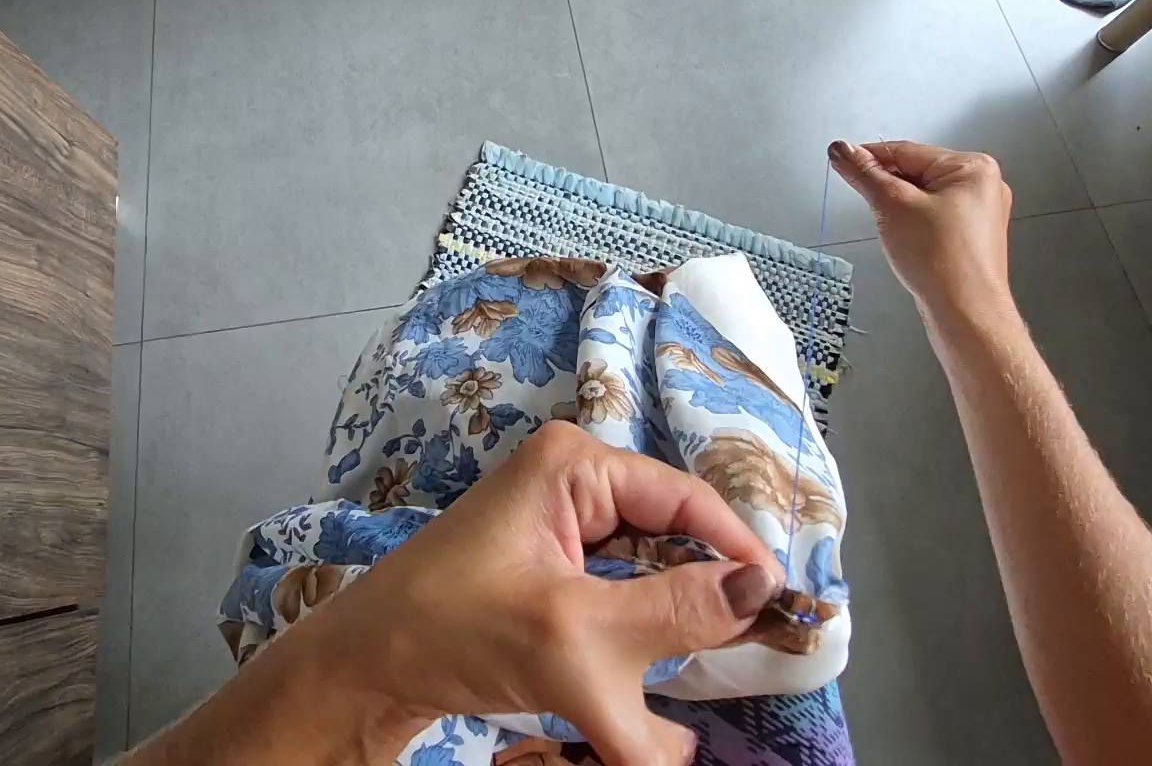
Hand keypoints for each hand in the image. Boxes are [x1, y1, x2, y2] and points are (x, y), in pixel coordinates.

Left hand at [282, 421, 782, 765]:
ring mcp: (559, 522)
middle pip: (666, 533)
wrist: (369, 664)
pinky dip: (635, 639)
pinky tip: (646, 689)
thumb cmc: (455, 625)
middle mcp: (571, 480)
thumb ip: (672, 610)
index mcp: (574, 464)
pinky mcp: (550, 564)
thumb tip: (758, 589)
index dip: (736, 547)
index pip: (681, 497)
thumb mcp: (573, 628)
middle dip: (699, 596)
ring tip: (691, 672)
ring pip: (643, 570)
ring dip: (666, 628)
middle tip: (746, 650)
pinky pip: (615, 592)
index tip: (782, 605)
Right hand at [827, 140, 1013, 317]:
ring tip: (890, 225)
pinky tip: (903, 237)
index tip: (841, 160)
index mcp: (972, 167)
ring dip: (896, 204)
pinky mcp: (969, 233)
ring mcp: (978, 210)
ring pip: (921, 194)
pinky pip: (930, 214)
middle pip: (914, 171)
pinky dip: (910, 220)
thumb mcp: (892, 205)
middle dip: (885, 185)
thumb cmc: (942, 260)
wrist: (964, 309)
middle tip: (866, 200)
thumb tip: (843, 151)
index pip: (905, 150)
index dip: (868, 157)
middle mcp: (982, 184)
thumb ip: (864, 173)